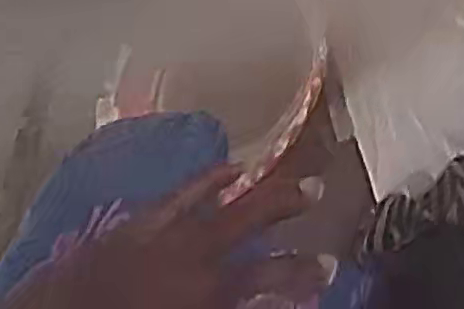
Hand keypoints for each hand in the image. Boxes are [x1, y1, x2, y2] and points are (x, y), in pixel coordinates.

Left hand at [2, 164, 329, 308]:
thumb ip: (225, 305)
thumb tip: (260, 298)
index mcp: (203, 294)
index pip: (266, 280)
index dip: (300, 275)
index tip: (327, 271)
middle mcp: (195, 257)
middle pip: (256, 221)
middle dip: (292, 208)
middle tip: (320, 192)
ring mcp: (167, 236)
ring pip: (229, 204)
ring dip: (266, 191)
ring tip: (297, 179)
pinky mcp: (136, 226)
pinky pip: (182, 195)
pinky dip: (211, 179)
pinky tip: (233, 167)